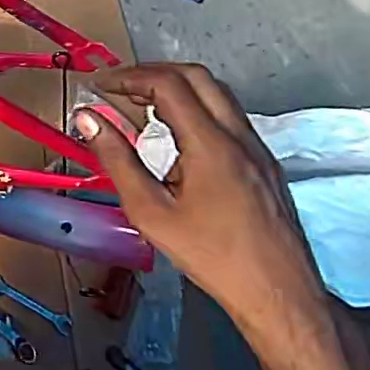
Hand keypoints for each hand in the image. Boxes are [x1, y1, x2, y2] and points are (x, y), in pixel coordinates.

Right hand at [74, 64, 325, 321]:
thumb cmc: (213, 258)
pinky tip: (175, 134)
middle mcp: (239, 137)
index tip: (102, 85)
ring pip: (216, 92)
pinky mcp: (264, 162)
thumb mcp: (150, 211)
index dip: (129, 77)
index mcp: (211, 145)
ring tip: (141, 105)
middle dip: (152, 72)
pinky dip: (195, 106)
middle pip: (196, 76)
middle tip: (120, 87)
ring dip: (176, 86)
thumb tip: (88, 119)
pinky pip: (228, 115)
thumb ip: (116, 159)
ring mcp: (257, 148)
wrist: (281, 296)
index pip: (168, 83)